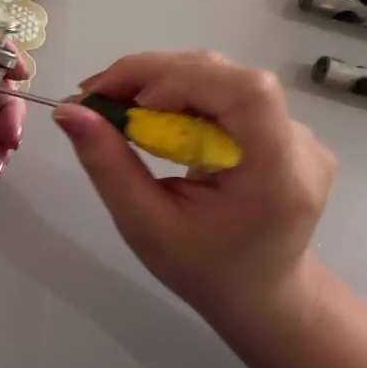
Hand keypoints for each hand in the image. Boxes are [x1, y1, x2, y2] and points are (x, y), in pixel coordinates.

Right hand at [53, 52, 335, 333]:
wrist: (259, 292)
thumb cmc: (202, 268)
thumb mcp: (144, 225)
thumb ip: (108, 165)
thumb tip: (68, 111)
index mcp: (278, 176)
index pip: (247, 94)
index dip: (184, 79)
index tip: (128, 100)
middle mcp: (298, 144)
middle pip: (226, 77)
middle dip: (152, 75)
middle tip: (94, 96)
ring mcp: (295, 132)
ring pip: (221, 75)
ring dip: (158, 78)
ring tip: (111, 102)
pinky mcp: (279, 127)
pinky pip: (221, 89)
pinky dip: (174, 89)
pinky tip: (144, 111)